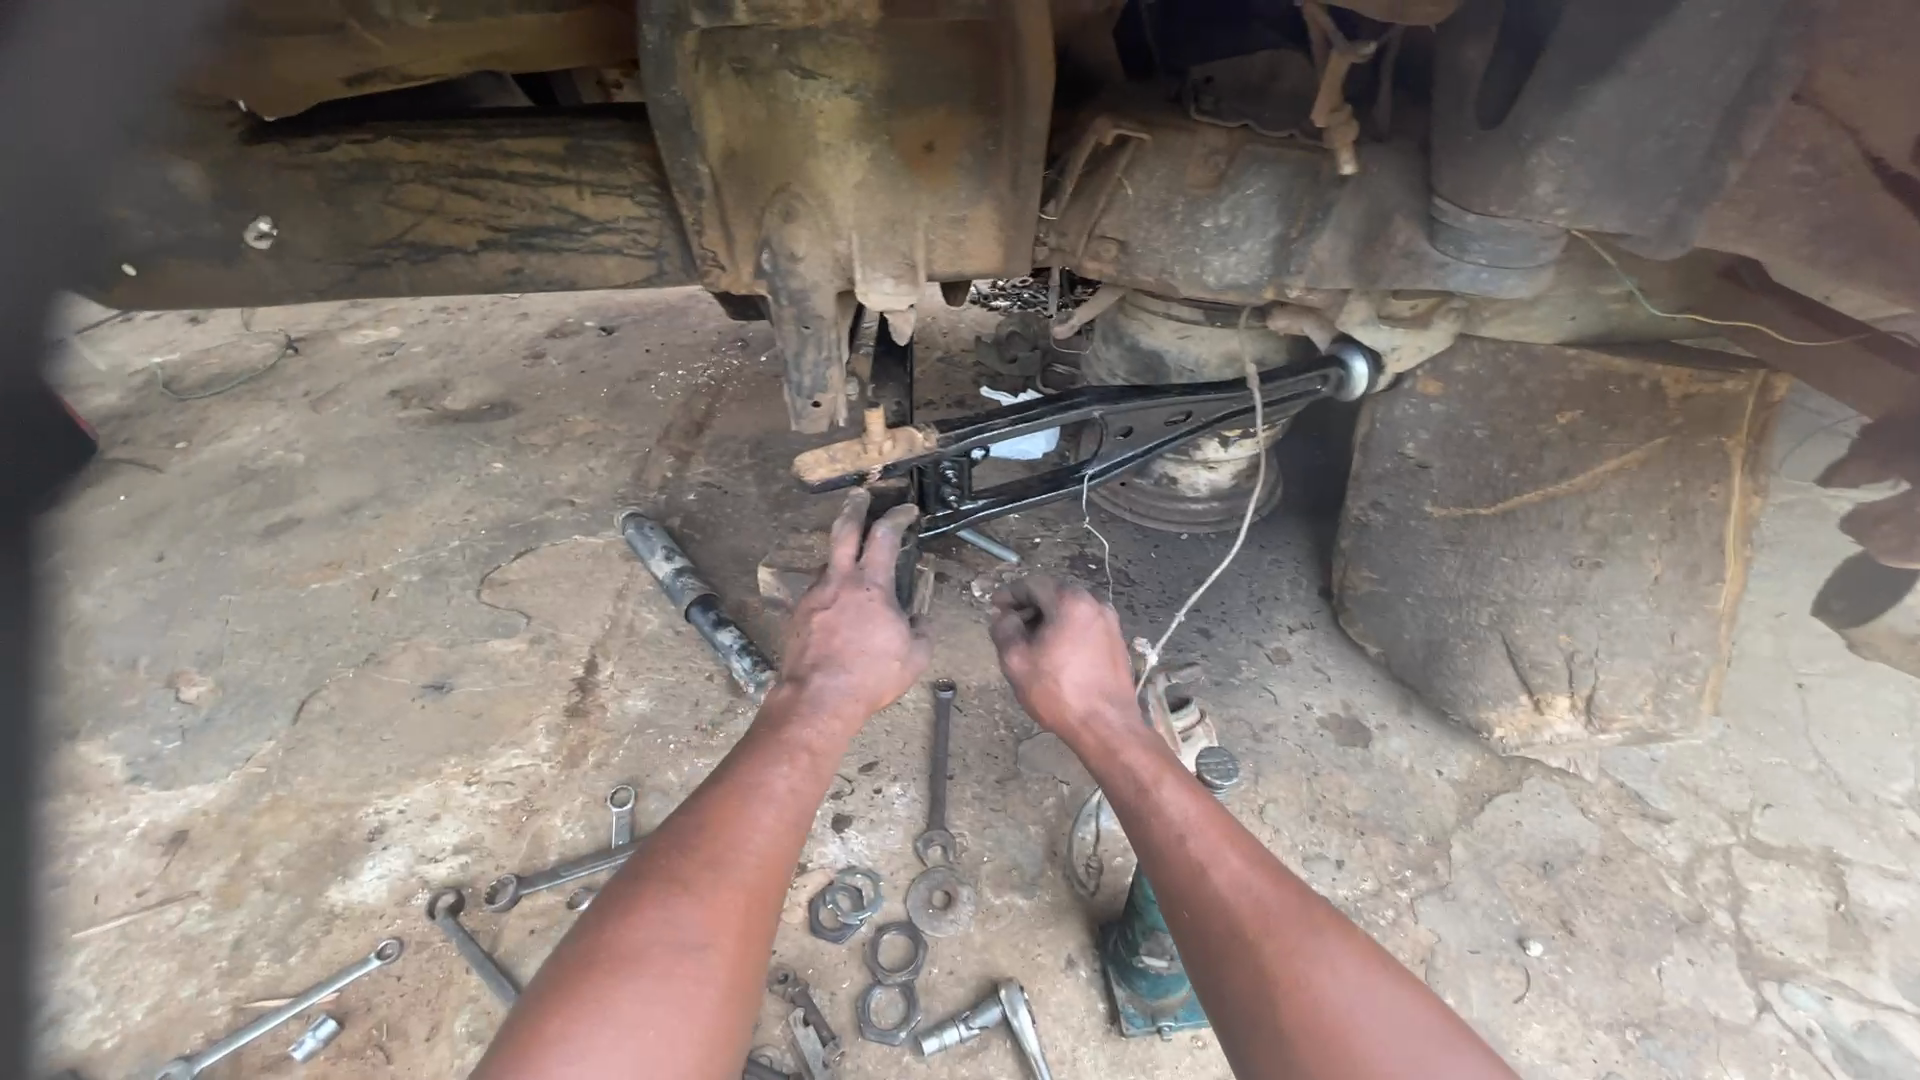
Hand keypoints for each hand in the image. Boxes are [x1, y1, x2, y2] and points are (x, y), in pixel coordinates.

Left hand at [769, 488, 930, 725]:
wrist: (818, 699)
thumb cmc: (870, 678)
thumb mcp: (915, 656)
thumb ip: (923, 629)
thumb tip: (921, 619)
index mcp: (872, 586)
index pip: (885, 535)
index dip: (898, 516)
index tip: (907, 511)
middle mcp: (839, 581)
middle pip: (844, 530)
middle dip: (854, 507)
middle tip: (860, 495)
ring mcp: (814, 595)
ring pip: (829, 563)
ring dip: (842, 558)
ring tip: (855, 570)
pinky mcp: (797, 613)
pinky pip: (818, 592)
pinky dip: (831, 591)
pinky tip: (838, 609)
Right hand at [989, 576, 1141, 745]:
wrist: (1106, 726)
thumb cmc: (1057, 691)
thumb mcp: (1015, 660)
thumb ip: (1003, 629)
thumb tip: (1005, 617)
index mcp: (1071, 602)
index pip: (1033, 584)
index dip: (1010, 593)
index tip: (995, 606)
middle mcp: (1095, 604)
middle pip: (1054, 594)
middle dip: (1029, 607)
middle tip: (1010, 626)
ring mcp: (1110, 623)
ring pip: (1070, 610)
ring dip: (1048, 619)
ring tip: (1030, 643)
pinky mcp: (1116, 641)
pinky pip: (1084, 625)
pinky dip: (1066, 630)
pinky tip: (1054, 653)